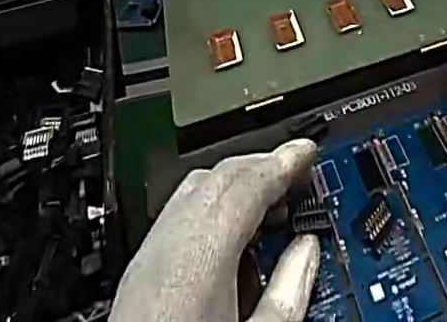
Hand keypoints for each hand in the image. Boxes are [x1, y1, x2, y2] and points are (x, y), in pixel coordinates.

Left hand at [110, 139, 320, 321]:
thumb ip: (286, 294)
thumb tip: (306, 251)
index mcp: (201, 258)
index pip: (248, 184)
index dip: (284, 162)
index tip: (307, 153)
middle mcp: (170, 245)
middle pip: (222, 176)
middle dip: (264, 166)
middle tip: (297, 174)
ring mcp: (149, 256)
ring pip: (197, 187)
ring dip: (237, 182)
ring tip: (270, 200)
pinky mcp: (139, 272)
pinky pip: (180, 211)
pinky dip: (214, 203)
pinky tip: (233, 231)